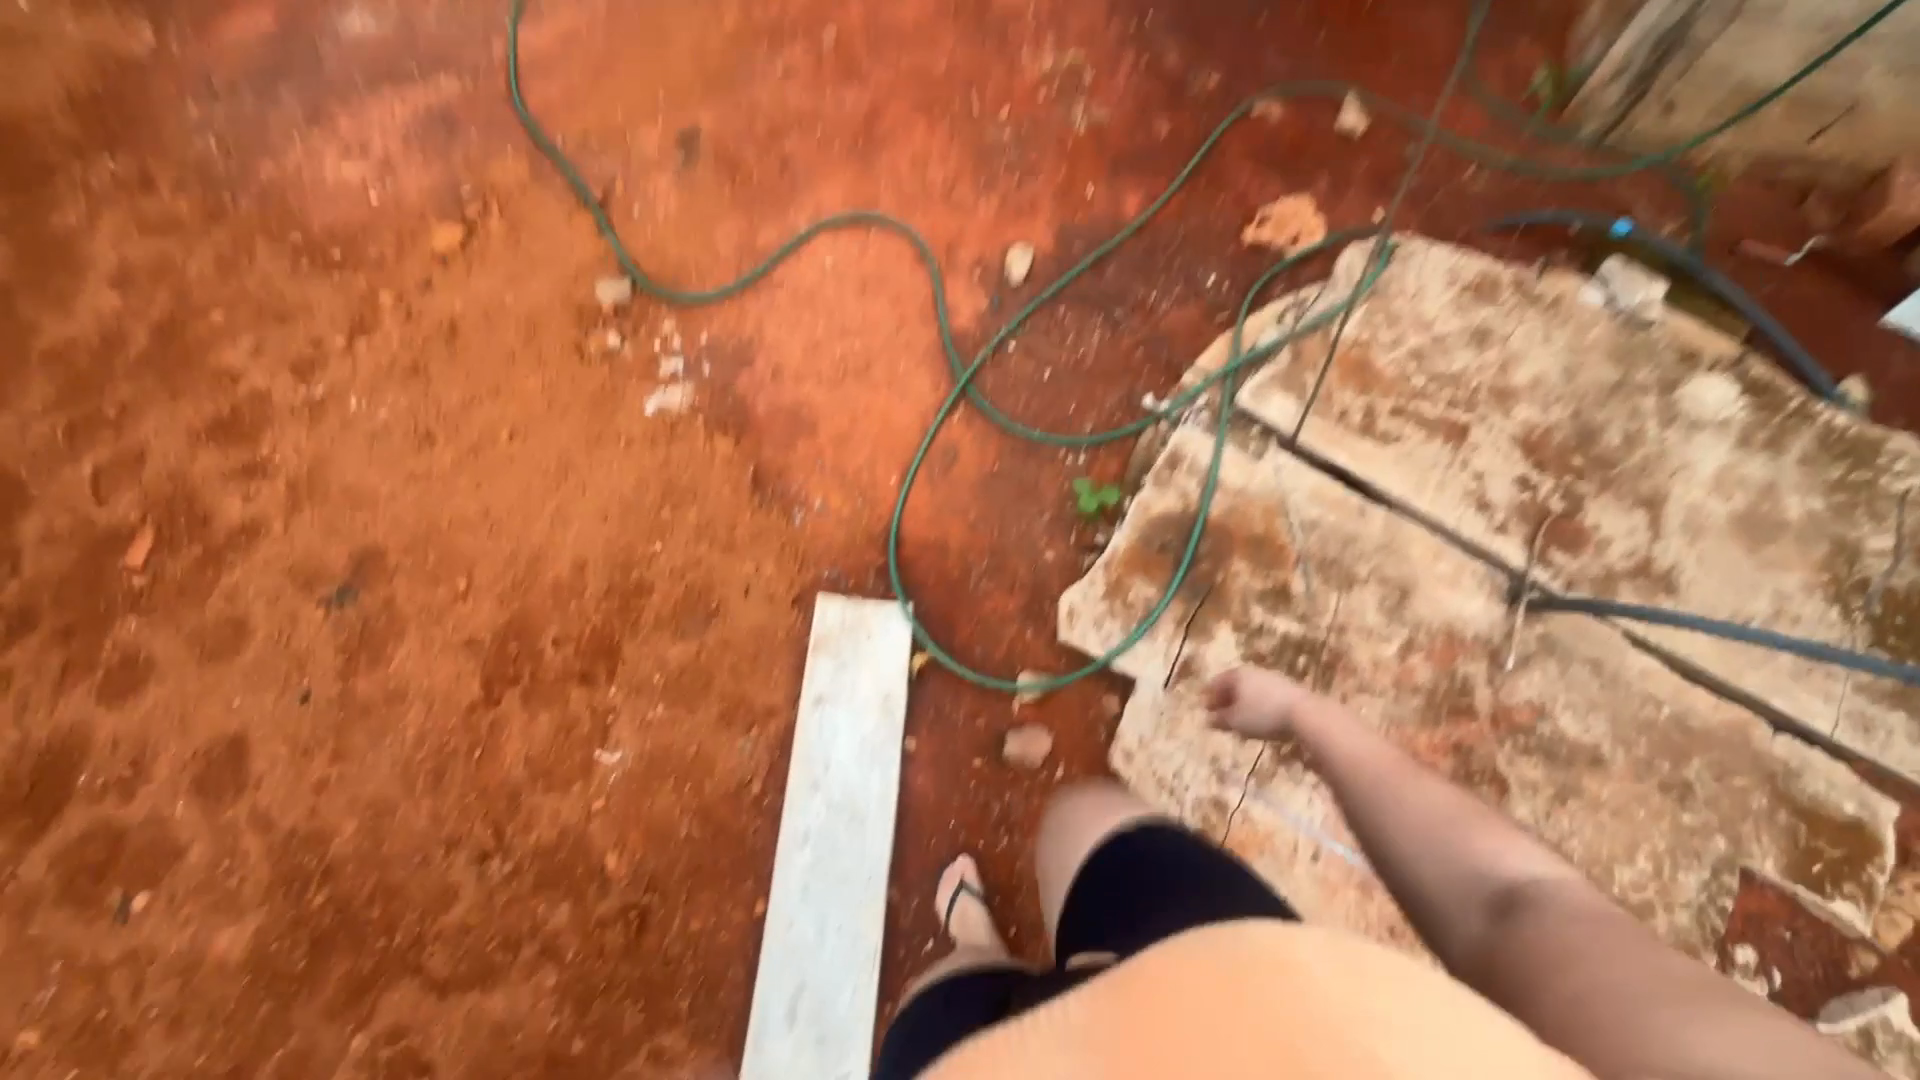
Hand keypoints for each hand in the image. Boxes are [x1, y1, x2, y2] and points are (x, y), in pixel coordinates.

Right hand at [1205, 667, 1321, 740]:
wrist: (1306, 714)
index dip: (1208, 697)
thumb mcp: (1236, 721)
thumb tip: (1208, 720)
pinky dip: (1258, 706)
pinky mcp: (1289, 689)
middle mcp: (1254, 672)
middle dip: (1226, 700)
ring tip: (1240, 721)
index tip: (1205, 711)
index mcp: (1237, 674)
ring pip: (1251, 691)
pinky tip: (1261, 720)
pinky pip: (1266, 697)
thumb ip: (1220, 720)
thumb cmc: (1263, 715)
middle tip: (1221, 716)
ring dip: (1243, 704)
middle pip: (1234, 685)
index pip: (1216, 683)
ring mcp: (1273, 679)